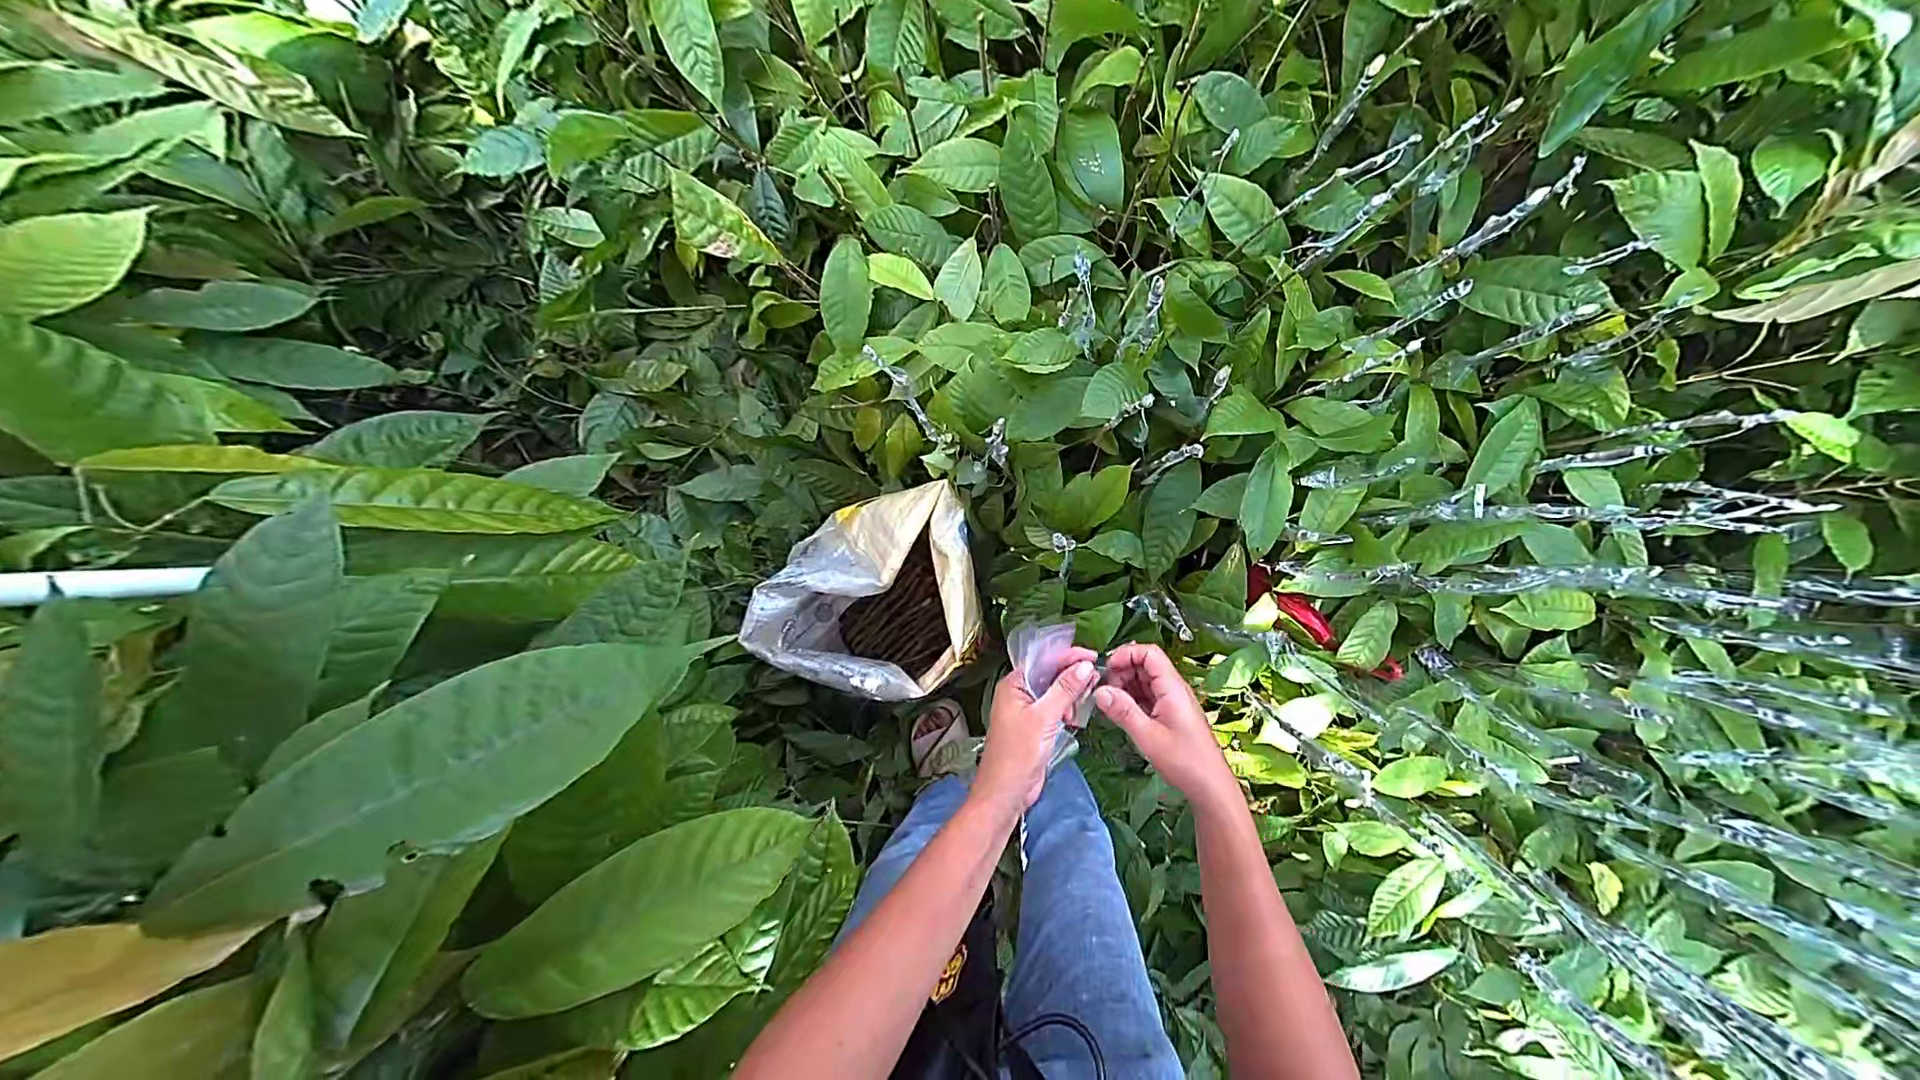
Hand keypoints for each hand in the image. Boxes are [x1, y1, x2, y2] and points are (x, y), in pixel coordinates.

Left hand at [974, 649, 1098, 811]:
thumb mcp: (1044, 718)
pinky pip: (1055, 708)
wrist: (1006, 793)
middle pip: (1050, 674)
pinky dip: (1067, 709)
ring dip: (1071, 694)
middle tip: (1095, 678)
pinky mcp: (1036, 726)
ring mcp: (1027, 710)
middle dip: (1072, 675)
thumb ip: (1064, 690)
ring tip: (1084, 700)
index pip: (1044, 660)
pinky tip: (1076, 716)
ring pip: (1054, 691)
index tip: (1093, 657)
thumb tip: (1084, 666)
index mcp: (1013, 684)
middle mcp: (1018, 693)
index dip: (1069, 656)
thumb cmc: (1016, 756)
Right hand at [1094, 644, 1237, 809]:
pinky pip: (1147, 696)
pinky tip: (1121, 712)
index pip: (1149, 653)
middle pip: (1144, 664)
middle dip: (1121, 671)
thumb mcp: (1148, 736)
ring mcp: (1172, 702)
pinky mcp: (1170, 714)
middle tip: (1105, 690)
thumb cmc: (1185, 762)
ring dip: (1125, 686)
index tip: (1107, 669)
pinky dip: (1132, 699)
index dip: (1125, 655)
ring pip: (1144, 681)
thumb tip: (1100, 691)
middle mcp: (1173, 689)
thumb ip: (1123, 711)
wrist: (1211, 787)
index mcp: (1172, 688)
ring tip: (1110, 703)